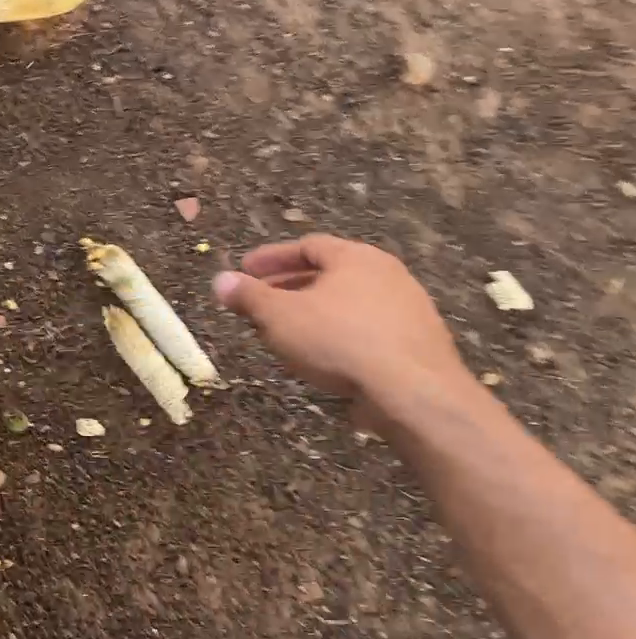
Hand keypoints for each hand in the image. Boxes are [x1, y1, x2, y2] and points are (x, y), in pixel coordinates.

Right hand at [212, 235, 469, 405]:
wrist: (414, 393)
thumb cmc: (336, 339)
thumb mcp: (276, 314)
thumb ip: (246, 294)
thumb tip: (221, 280)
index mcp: (357, 258)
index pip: (308, 245)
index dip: (271, 257)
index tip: (244, 271)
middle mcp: (389, 276)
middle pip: (330, 273)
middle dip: (288, 285)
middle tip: (258, 300)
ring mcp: (410, 310)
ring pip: (348, 301)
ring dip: (311, 310)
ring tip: (283, 329)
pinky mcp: (418, 343)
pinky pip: (366, 327)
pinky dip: (337, 331)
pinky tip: (318, 353)